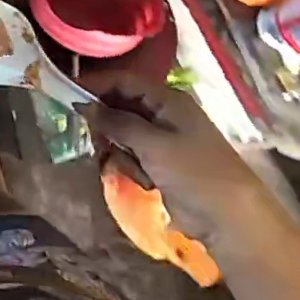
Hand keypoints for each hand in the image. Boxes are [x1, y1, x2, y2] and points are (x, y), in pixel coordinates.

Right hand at [78, 70, 260, 239]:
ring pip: (123, 130)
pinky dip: (130, 163)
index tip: (67, 92)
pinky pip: (132, 152)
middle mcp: (164, 113)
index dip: (96, 84)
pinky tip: (142, 179)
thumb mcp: (152, 144)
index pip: (124, 80)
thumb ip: (116, 122)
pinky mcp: (161, 161)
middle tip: (93, 137)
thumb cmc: (194, 172)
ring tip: (126, 164)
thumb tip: (83, 104)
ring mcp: (163, 137)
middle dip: (106, 120)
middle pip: (121, 103)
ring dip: (119, 146)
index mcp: (167, 99)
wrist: (231, 218)